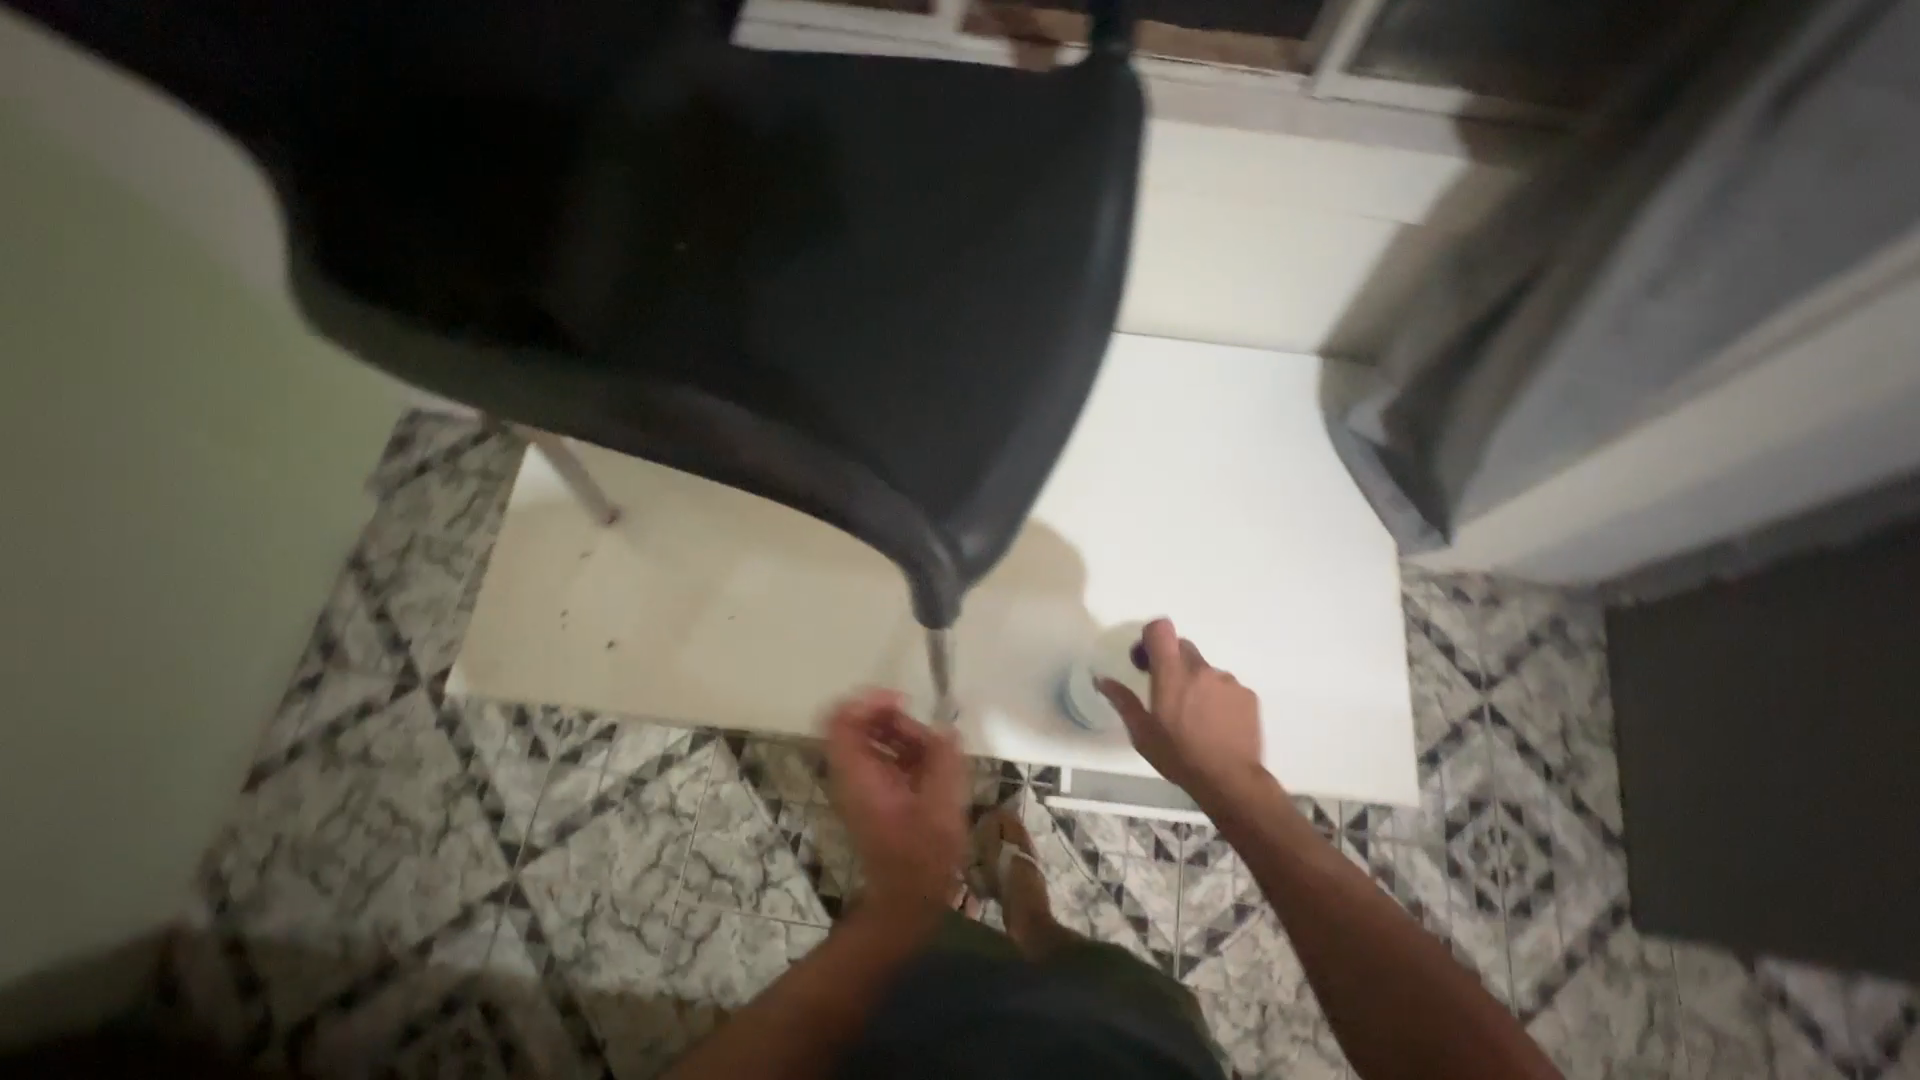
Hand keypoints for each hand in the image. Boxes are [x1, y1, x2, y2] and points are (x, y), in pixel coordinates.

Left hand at [824, 690, 967, 929]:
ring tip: (941, 758)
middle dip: (899, 722)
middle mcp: (854, 776)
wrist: (907, 905)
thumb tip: (945, 729)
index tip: (903, 703)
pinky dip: (914, 758)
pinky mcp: (880, 797)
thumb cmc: (921, 859)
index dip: (868, 701)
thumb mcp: (941, 807)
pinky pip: (891, 761)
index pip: (841, 719)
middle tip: (931, 738)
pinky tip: (939, 772)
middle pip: (863, 726)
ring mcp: (866, 786)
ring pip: (880, 742)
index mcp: (857, 775)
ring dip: (911, 740)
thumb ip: (943, 760)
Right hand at [1098, 618, 1264, 797]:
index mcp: (1172, 674)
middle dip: (1171, 663)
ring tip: (1194, 717)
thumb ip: (1122, 701)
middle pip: (1182, 648)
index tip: (1145, 662)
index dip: (1150, 637)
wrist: (1229, 780)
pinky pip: (1226, 687)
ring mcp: (1228, 681)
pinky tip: (1215, 725)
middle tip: (1165, 693)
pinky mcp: (1248, 696)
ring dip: (1196, 684)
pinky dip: (1217, 698)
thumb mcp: (1142, 733)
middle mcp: (1202, 669)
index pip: (1160, 628)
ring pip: (1205, 670)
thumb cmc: (1178, 756)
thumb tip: (1101, 680)